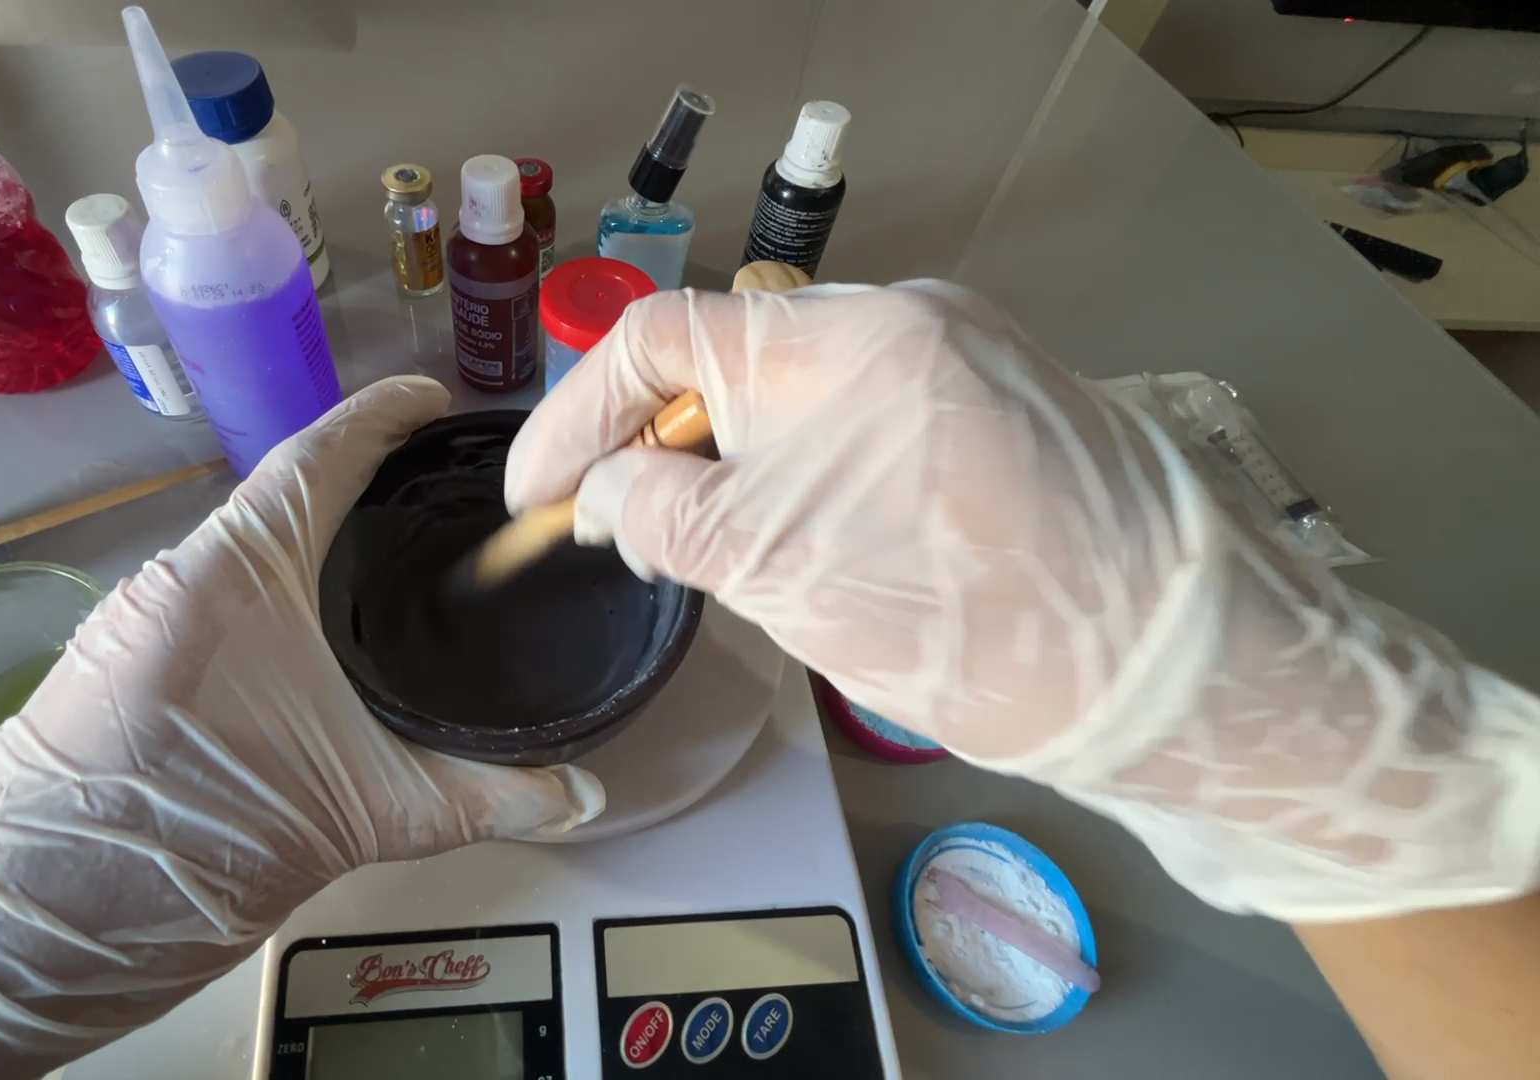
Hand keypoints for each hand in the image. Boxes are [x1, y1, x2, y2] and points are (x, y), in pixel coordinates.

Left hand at [0, 376, 600, 1079]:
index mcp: (237, 574)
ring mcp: (157, 609)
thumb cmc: (189, 845)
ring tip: (408, 533)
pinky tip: (338, 606)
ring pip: (263, 541)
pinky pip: (237, 582)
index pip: (317, 457)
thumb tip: (583, 794)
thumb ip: (480, 796)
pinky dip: (296, 572)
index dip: (379, 415)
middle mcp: (190, 572)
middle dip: (371, 471)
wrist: (23, 934)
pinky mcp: (142, 651)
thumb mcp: (358, 815)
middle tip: (450, 479)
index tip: (433, 395)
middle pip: (294, 493)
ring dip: (331, 525)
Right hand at [507, 281, 1539, 921]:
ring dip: (720, 460)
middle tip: (616, 522)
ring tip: (702, 538)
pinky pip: (845, 411)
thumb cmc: (961, 623)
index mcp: (832, 341)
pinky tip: (791, 524)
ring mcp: (947, 350)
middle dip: (650, 443)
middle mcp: (893, 316)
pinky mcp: (983, 395)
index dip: (575, 414)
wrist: (1176, 679)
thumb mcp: (775, 572)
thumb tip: (604, 491)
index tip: (536, 491)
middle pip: (719, 361)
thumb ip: (664, 515)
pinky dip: (789, 463)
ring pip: (782, 391)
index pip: (656, 341)